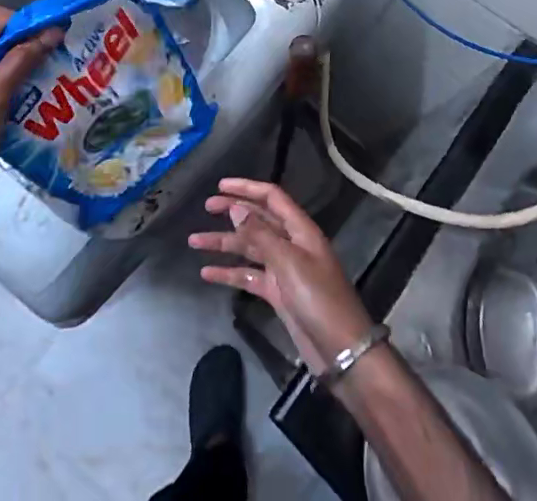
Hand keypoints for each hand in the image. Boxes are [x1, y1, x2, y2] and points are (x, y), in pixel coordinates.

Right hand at [190, 178, 375, 370]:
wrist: (342, 351)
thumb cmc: (319, 299)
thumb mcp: (288, 262)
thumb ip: (260, 234)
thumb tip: (236, 208)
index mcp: (301, 231)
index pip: (272, 198)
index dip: (247, 188)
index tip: (219, 186)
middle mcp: (292, 245)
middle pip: (259, 220)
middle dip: (233, 212)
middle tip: (206, 207)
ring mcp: (285, 270)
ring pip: (250, 249)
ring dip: (224, 243)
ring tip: (194, 241)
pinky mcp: (278, 294)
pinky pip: (249, 276)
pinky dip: (229, 272)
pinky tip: (207, 273)